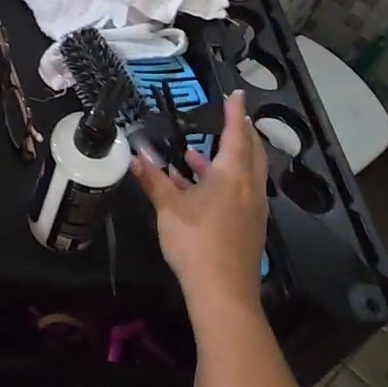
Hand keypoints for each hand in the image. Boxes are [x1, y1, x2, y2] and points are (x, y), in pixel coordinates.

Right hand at [130, 90, 269, 314]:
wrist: (223, 292)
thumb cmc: (196, 241)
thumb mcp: (168, 207)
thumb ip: (153, 179)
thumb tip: (134, 156)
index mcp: (233, 176)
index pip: (237, 135)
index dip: (235, 114)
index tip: (237, 95)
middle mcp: (249, 188)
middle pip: (251, 152)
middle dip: (241, 133)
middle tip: (230, 117)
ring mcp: (253, 209)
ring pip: (246, 173)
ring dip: (228, 159)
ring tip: (197, 154)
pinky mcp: (249, 226)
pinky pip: (241, 191)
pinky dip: (224, 180)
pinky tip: (198, 188)